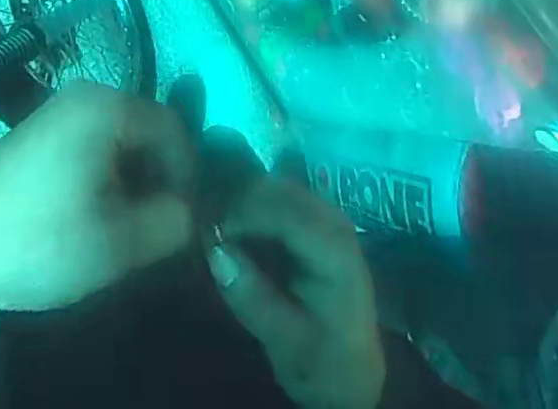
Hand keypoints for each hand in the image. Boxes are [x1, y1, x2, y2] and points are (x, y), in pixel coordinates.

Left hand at [0, 82, 193, 311]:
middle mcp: (90, 92)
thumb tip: (196, 210)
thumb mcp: (117, 243)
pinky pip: (100, 136)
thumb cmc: (39, 240)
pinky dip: (111, 167)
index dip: (188, 174)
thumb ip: (173, 221)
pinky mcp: (48, 123)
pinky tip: (98, 202)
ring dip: (137, 173)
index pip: (176, 130)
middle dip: (161, 174)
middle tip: (156, 219)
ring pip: (126, 134)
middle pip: (151, 128)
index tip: (183, 217)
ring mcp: (65, 104)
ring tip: (127, 216)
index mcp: (109, 107)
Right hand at [208, 178, 384, 408]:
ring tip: (216, 224)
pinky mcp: (317, 218)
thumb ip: (252, 297)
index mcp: (336, 251)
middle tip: (206, 225)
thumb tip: (215, 250)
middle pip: (282, 192)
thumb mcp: (284, 342)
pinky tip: (234, 224)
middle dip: (241, 201)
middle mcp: (336, 221)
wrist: (351, 370)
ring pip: (279, 187)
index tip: (210, 229)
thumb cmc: (322, 361)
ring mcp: (328, 215)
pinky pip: (281, 196)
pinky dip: (255, 204)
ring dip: (246, 199)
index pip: (287, 215)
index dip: (245, 213)